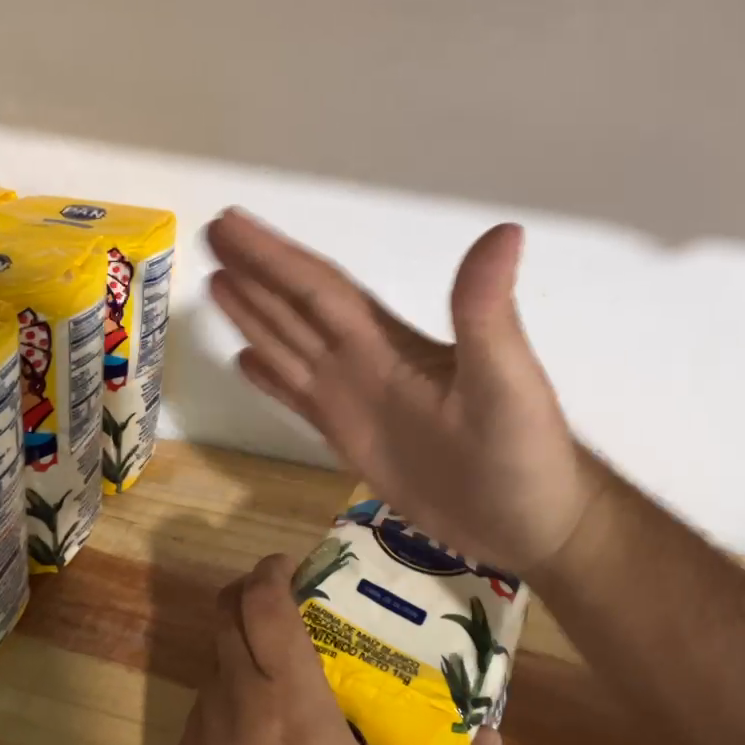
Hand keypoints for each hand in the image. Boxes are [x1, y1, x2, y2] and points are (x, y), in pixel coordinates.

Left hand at [163, 555, 500, 744]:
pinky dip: (231, 696)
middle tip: (292, 601)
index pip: (263, 602)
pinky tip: (265, 734)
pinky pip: (205, 707)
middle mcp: (236, 699)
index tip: (295, 564)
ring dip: (243, 647)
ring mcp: (202, 732)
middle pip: (226, 612)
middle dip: (252, 592)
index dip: (272, 569)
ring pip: (215, 659)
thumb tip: (494, 742)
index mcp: (288, 699)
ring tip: (285, 670)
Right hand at [205, 209, 599, 579]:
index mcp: (388, 341)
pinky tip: (246, 362)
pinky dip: (272, 377)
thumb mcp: (507, 379)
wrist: (534, 521)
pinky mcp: (352, 438)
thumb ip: (487, 311)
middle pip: (295, 306)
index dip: (274, 255)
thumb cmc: (523, 451)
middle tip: (210, 236)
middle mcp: (363, 360)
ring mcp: (355, 399)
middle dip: (254, 271)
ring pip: (291, 345)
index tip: (230, 223)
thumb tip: (504, 232)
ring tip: (215, 284)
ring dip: (254, 314)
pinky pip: (299, 399)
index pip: (318, 287)